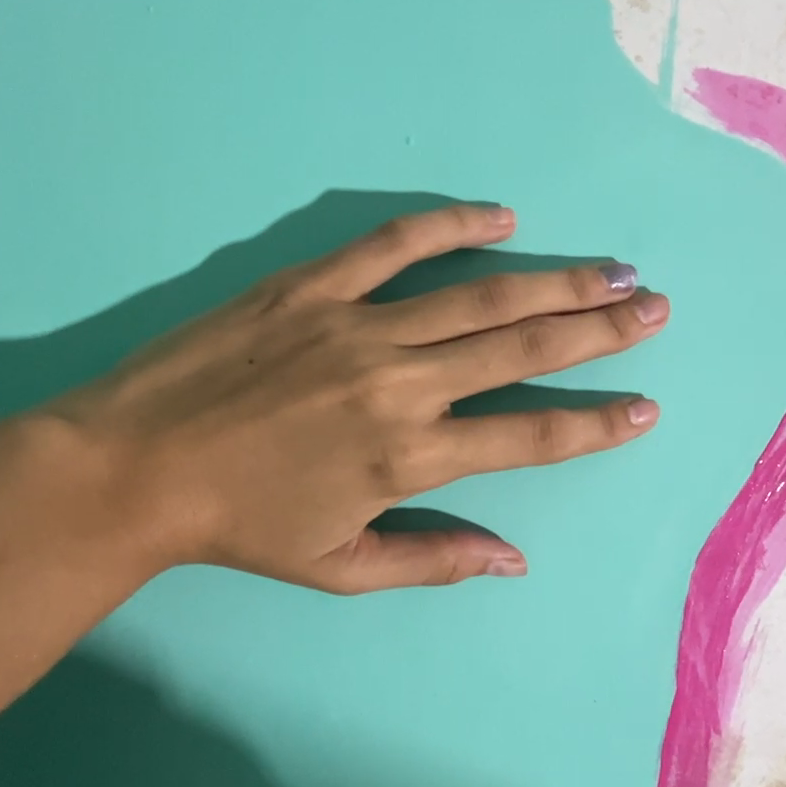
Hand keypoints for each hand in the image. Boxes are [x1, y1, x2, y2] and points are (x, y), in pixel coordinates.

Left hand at [43, 203, 667, 593]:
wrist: (132, 468)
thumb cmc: (243, 528)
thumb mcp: (342, 568)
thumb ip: (435, 560)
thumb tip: (515, 562)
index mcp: (412, 458)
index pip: (531, 435)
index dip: (596, 424)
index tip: (645, 408)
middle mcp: (402, 385)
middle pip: (524, 349)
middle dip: (600, 330)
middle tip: (654, 310)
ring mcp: (359, 327)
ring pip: (479, 296)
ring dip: (555, 282)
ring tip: (612, 271)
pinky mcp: (313, 287)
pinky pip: (396, 246)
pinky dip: (451, 226)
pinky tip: (501, 218)